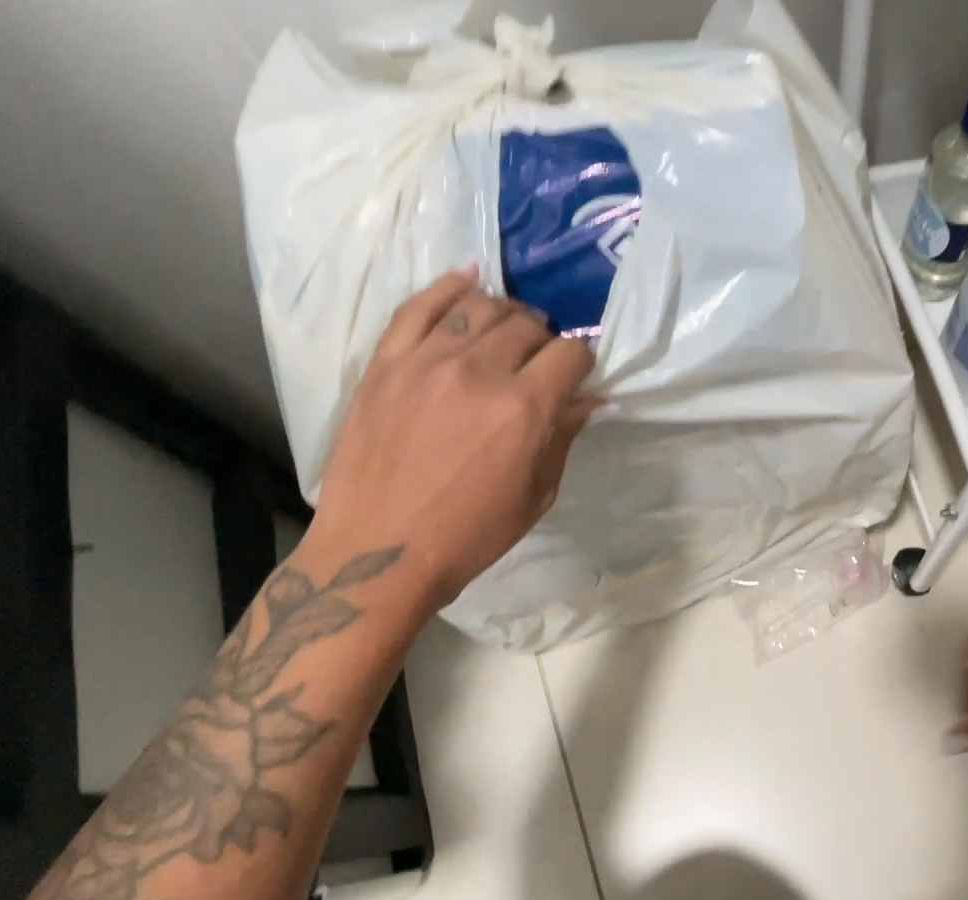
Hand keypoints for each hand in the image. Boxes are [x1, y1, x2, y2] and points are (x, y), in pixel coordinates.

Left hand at [303, 268, 599, 613]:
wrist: (379, 551)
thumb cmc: (469, 536)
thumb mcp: (535, 496)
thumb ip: (562, 438)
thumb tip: (588, 400)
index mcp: (523, 410)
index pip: (571, 354)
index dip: (582, 364)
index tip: (575, 379)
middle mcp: (478, 372)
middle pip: (528, 325)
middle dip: (545, 340)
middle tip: (538, 364)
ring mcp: (426, 360)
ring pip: (480, 306)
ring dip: (505, 315)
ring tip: (505, 334)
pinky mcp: (386, 362)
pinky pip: (419, 305)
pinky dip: (450, 287)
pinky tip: (468, 281)